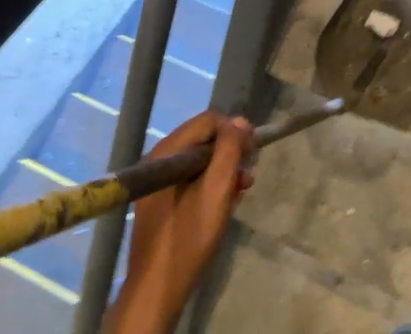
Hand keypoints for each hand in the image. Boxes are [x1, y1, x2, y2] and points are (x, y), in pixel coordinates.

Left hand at [105, 112, 256, 333]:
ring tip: (241, 191)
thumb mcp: (217, 190)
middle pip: (203, 139)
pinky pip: (190, 180)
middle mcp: (159, 159)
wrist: (158, 289)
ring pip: (199, 161)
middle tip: (247, 176)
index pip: (208, 121)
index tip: (252, 153)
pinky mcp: (161, 200)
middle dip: (230, 153)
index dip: (234, 131)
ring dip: (223, 171)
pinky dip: (210, 186)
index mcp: (168, 152)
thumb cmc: (189, 236)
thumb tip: (240, 121)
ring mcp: (159, 181)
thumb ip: (229, 150)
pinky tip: (224, 204)